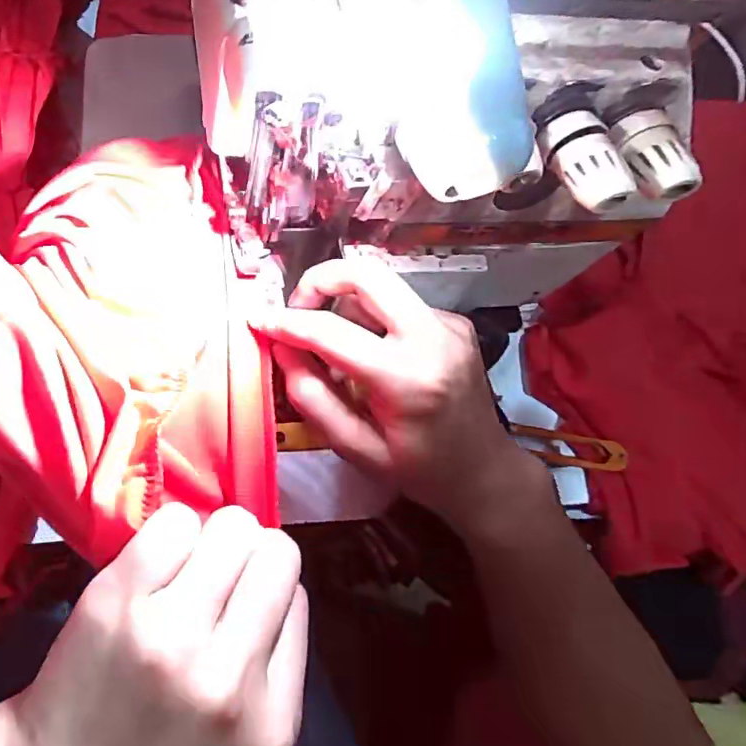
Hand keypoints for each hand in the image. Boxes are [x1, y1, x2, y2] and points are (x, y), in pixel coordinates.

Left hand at [0, 504, 307, 745]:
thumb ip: (273, 667)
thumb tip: (270, 571)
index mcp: (271, 724)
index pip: (297, 598)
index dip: (264, 588)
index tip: (237, 596)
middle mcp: (228, 678)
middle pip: (277, 553)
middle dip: (249, 552)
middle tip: (214, 571)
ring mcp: (171, 635)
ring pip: (231, 527)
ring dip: (208, 538)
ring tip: (180, 568)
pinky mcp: (118, 600)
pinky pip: (174, 521)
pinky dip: (168, 531)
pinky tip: (149, 562)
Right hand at [251, 259, 546, 527]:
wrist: (486, 472)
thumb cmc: (420, 470)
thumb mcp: (355, 448)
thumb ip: (311, 397)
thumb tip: (282, 348)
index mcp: (406, 377)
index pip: (331, 331)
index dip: (285, 322)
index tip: (258, 319)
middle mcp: (433, 338)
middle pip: (365, 273)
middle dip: (319, 281)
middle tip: (298, 312)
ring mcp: (448, 324)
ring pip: (380, 287)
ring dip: (346, 306)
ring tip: (340, 353)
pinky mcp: (453, 322)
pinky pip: (397, 305)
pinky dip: (373, 321)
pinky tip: (376, 356)